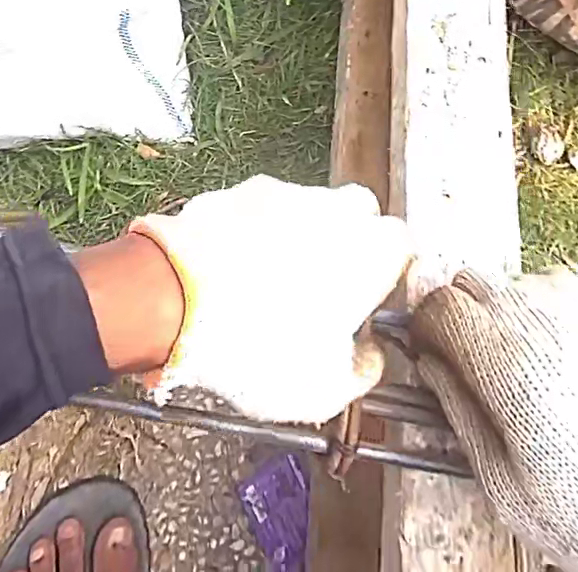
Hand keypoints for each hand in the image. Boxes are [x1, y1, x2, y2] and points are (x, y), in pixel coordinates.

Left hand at [127, 175, 411, 423]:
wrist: (174, 297)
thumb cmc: (258, 346)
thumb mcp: (322, 389)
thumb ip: (362, 369)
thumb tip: (367, 353)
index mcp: (369, 250)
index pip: (403, 243)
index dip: (390, 270)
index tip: (370, 297)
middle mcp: (333, 209)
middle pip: (360, 212)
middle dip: (351, 239)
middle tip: (327, 282)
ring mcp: (283, 192)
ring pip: (308, 206)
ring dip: (302, 234)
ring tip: (269, 278)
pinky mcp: (240, 188)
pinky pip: (261, 208)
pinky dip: (257, 228)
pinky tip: (234, 264)